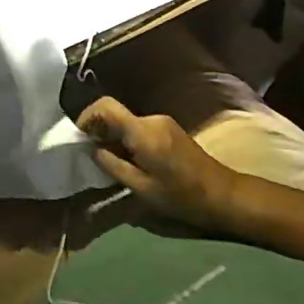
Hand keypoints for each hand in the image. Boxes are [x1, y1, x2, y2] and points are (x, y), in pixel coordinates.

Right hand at [77, 96, 239, 230]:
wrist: (224, 195)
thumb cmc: (182, 196)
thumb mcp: (142, 189)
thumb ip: (113, 166)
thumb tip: (93, 150)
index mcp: (143, 131)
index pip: (106, 106)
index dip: (87, 116)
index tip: (79, 136)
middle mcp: (151, 119)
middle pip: (116, 114)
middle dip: (99, 130)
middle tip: (90, 154)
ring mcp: (162, 122)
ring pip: (127, 122)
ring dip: (114, 137)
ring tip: (109, 161)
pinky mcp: (169, 129)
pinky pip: (140, 128)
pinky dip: (128, 140)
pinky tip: (130, 161)